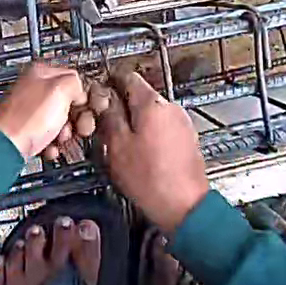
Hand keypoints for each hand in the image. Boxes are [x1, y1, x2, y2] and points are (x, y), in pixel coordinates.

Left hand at [0, 61, 91, 163]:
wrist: (4, 147)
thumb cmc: (26, 119)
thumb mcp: (60, 90)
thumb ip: (74, 82)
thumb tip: (78, 90)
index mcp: (40, 72)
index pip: (74, 79)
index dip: (82, 97)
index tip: (85, 110)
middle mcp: (33, 89)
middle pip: (68, 103)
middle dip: (75, 118)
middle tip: (76, 127)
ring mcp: (29, 110)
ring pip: (60, 121)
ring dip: (65, 133)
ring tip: (59, 138)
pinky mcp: (26, 130)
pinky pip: (48, 136)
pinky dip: (52, 144)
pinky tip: (49, 147)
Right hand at [95, 68, 207, 231]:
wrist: (185, 208)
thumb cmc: (150, 179)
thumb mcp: (117, 144)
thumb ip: (109, 115)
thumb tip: (103, 97)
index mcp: (152, 103)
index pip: (126, 76)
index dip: (108, 84)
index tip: (98, 98)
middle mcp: (170, 107)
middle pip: (138, 95)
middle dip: (120, 108)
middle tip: (104, 127)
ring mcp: (181, 123)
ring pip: (150, 113)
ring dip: (134, 123)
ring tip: (121, 145)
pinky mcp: (187, 139)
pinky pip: (162, 127)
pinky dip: (149, 135)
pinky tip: (140, 154)